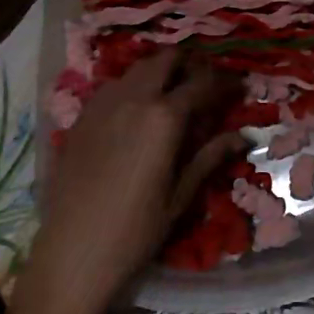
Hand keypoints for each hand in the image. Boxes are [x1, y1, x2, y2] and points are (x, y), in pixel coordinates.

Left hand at [19, 50, 240, 313]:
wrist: (72, 254)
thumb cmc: (135, 231)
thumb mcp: (180, 195)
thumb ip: (210, 156)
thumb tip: (242, 136)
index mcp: (164, 117)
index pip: (203, 82)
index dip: (225, 81)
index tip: (239, 87)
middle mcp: (133, 98)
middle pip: (166, 59)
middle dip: (190, 64)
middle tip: (204, 84)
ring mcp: (102, 104)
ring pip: (137, 68)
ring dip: (159, 71)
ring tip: (172, 93)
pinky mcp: (81, 117)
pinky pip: (112, 86)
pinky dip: (132, 86)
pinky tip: (136, 111)